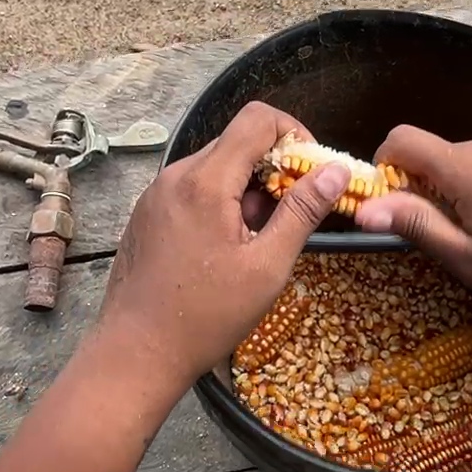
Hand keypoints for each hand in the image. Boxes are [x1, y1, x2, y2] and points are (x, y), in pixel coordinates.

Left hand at [94, 101, 349, 388]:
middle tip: (288, 215)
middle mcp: (176, 175)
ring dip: (246, 188)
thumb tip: (336, 170)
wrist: (135, 353)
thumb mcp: (267, 266)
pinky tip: (225, 247)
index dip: (293, 132)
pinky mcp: (148, 212)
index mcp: (205, 181)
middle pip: (237, 141)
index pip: (257, 118)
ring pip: (215, 166)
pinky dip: (220, 200)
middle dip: (272, 167)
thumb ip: (302, 211)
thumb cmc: (206, 316)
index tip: (309, 170)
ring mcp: (157, 193)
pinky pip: (193, 187)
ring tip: (256, 239)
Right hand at [352, 126, 471, 336]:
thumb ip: (417, 226)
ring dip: (456, 193)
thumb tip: (363, 208)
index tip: (393, 209)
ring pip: (465, 162)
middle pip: (434, 154)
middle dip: (424, 190)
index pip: (402, 140)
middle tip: (449, 242)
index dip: (383, 169)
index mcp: (471, 167)